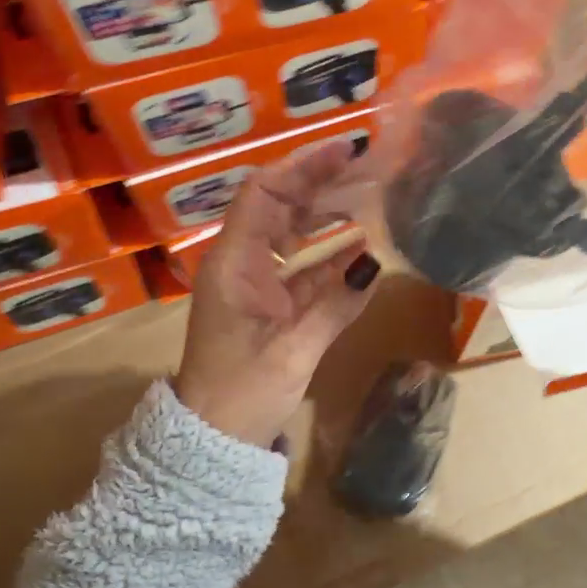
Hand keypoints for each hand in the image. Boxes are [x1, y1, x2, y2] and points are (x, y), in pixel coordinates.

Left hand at [174, 141, 381, 446]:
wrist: (214, 437)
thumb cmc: (243, 391)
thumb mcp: (293, 349)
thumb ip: (335, 304)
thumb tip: (373, 262)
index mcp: (234, 263)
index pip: (264, 194)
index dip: (302, 167)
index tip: (343, 150)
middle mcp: (241, 263)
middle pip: (278, 206)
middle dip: (318, 181)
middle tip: (365, 163)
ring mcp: (255, 283)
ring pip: (290, 232)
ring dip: (324, 212)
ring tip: (367, 193)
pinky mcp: (269, 304)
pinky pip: (301, 266)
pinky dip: (328, 252)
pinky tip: (361, 245)